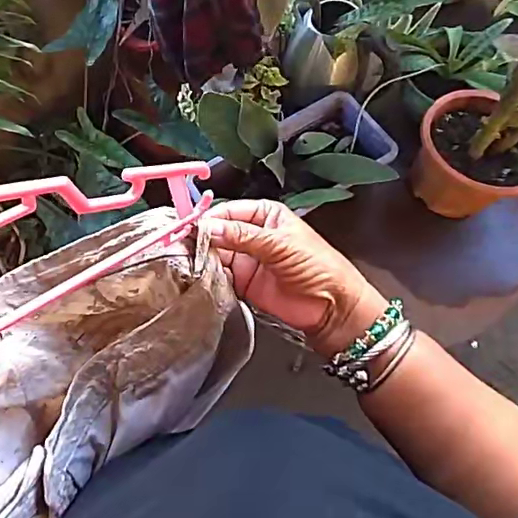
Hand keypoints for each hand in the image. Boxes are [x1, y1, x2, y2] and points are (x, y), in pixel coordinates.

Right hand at [200, 200, 384, 356]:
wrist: (333, 307)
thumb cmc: (319, 266)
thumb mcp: (281, 245)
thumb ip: (244, 236)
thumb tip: (210, 228)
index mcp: (265, 215)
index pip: (230, 211)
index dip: (210, 218)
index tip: (192, 228)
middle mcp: (253, 234)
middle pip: (218, 231)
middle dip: (203, 238)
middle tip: (184, 245)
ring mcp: (247, 259)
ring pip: (216, 253)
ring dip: (203, 257)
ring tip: (189, 261)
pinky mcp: (244, 283)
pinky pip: (220, 275)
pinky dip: (210, 275)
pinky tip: (201, 276)